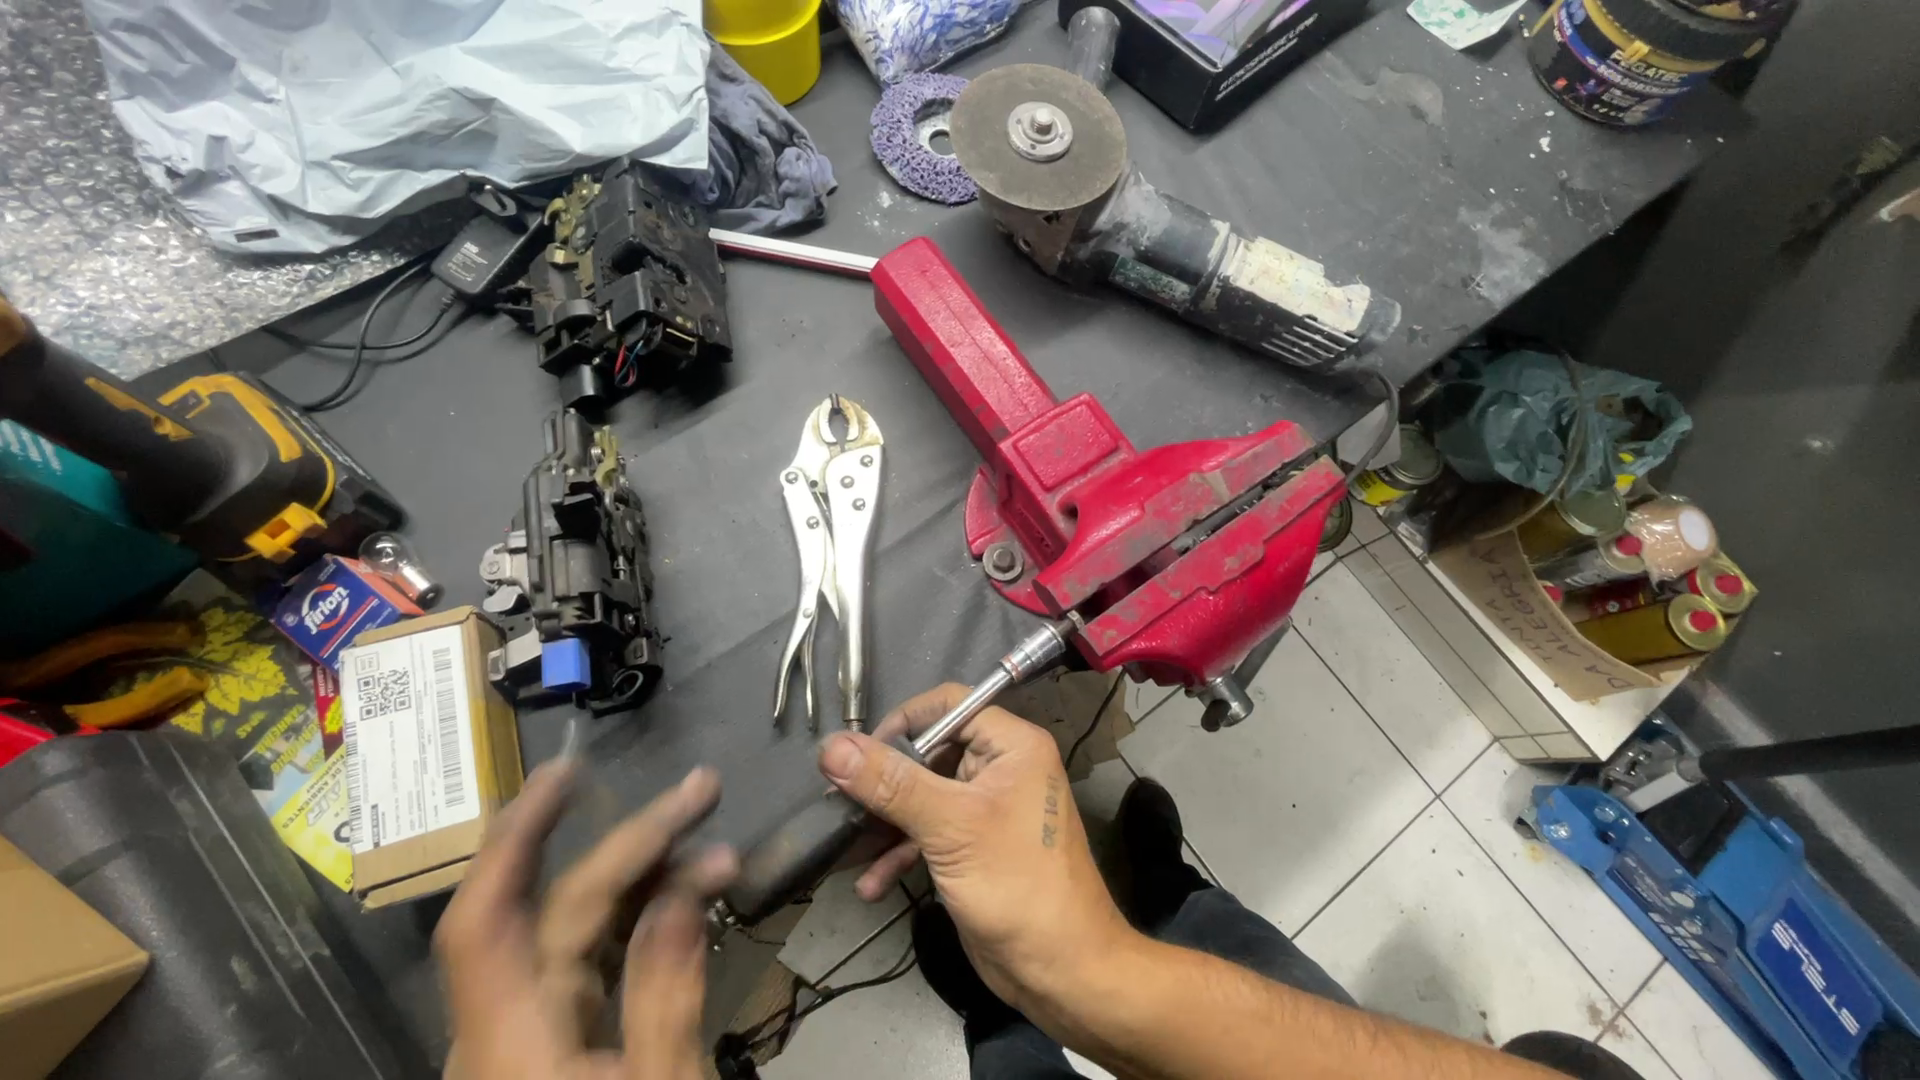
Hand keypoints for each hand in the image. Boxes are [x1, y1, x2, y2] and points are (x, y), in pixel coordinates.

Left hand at [435, 761, 737, 1079]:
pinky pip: (598, 968)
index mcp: (511, 1044)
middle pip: (558, 911)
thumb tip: (685, 890)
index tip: (568, 773)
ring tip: (720, 851)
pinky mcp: (559, 1049)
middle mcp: (508, 1029)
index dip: (515, 836)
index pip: (486, 919)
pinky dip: (647, 928)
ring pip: (581, 934)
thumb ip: (668, 996)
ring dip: (651, 883)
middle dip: (633, 843)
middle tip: (704, 792)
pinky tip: (693, 904)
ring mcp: (534, 1039)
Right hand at [818, 685, 1134, 1021]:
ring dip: (884, 823)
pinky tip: (870, 884)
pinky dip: (899, 853)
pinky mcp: (973, 847)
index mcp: (1012, 745)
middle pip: (929, 752)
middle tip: (841, 804)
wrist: (1062, 971)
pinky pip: (928, 833)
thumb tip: (832, 747)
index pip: (949, 706)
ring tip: (846, 847)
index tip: (860, 756)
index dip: (902, 723)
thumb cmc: (1017, 885)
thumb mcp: (950, 827)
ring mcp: (986, 809)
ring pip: (922, 796)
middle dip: (884, 782)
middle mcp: (1001, 768)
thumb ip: (891, 784)